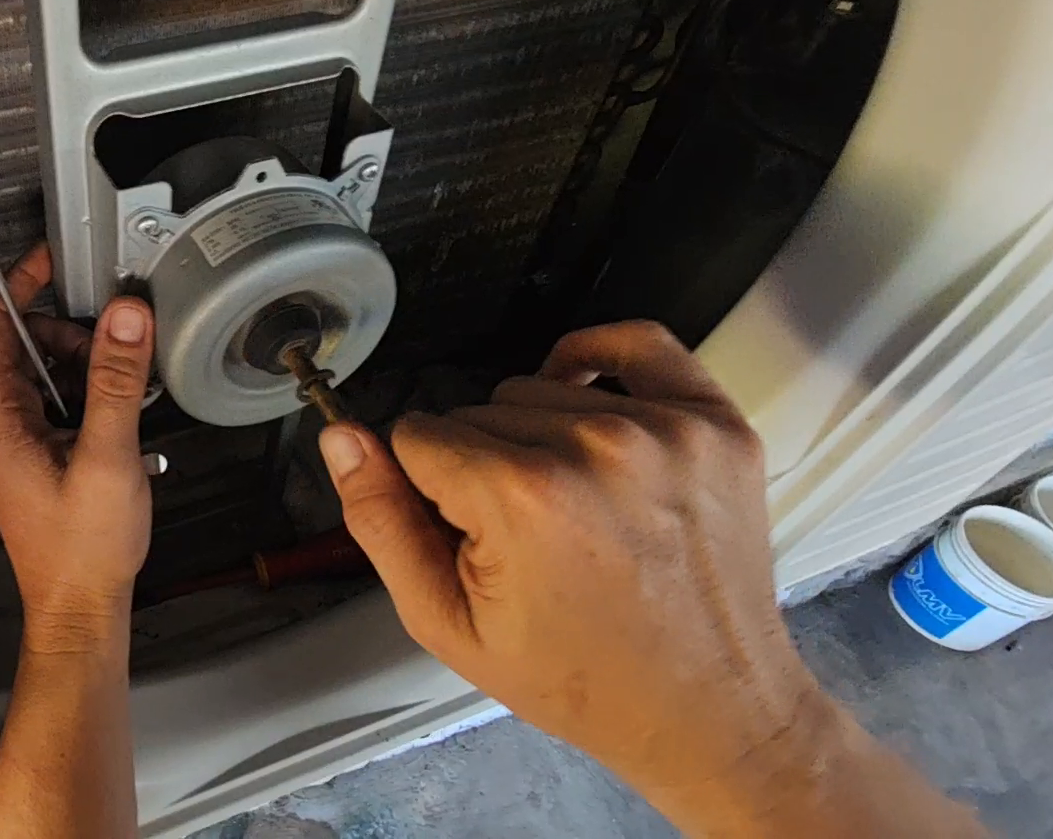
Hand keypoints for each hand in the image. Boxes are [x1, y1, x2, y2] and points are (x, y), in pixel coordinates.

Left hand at [0, 243, 156, 650]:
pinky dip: (91, 390)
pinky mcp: (37, 445)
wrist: (78, 605)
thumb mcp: (106, 456)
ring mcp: (15, 431)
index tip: (58, 256)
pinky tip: (120, 417)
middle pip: (29, 337)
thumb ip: (116, 381)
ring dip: (90, 364)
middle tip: (120, 353)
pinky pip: (61, 394)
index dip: (24, 280)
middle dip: (77, 333)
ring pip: (50, 365)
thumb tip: (125, 315)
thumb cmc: (82, 544)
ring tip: (125, 397)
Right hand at [319, 322, 818, 803]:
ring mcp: (661, 428)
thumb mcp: (442, 618)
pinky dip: (596, 361)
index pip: (414, 434)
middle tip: (519, 533)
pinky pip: (635, 342)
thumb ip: (377, 519)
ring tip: (563, 502)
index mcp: (518, 495)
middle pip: (471, 410)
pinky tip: (585, 404)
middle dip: (474, 464)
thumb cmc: (573, 674)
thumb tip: (341, 437)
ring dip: (529, 434)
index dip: (424, 485)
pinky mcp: (711, 421)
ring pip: (530, 388)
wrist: (709, 711)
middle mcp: (590, 445)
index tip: (465, 532)